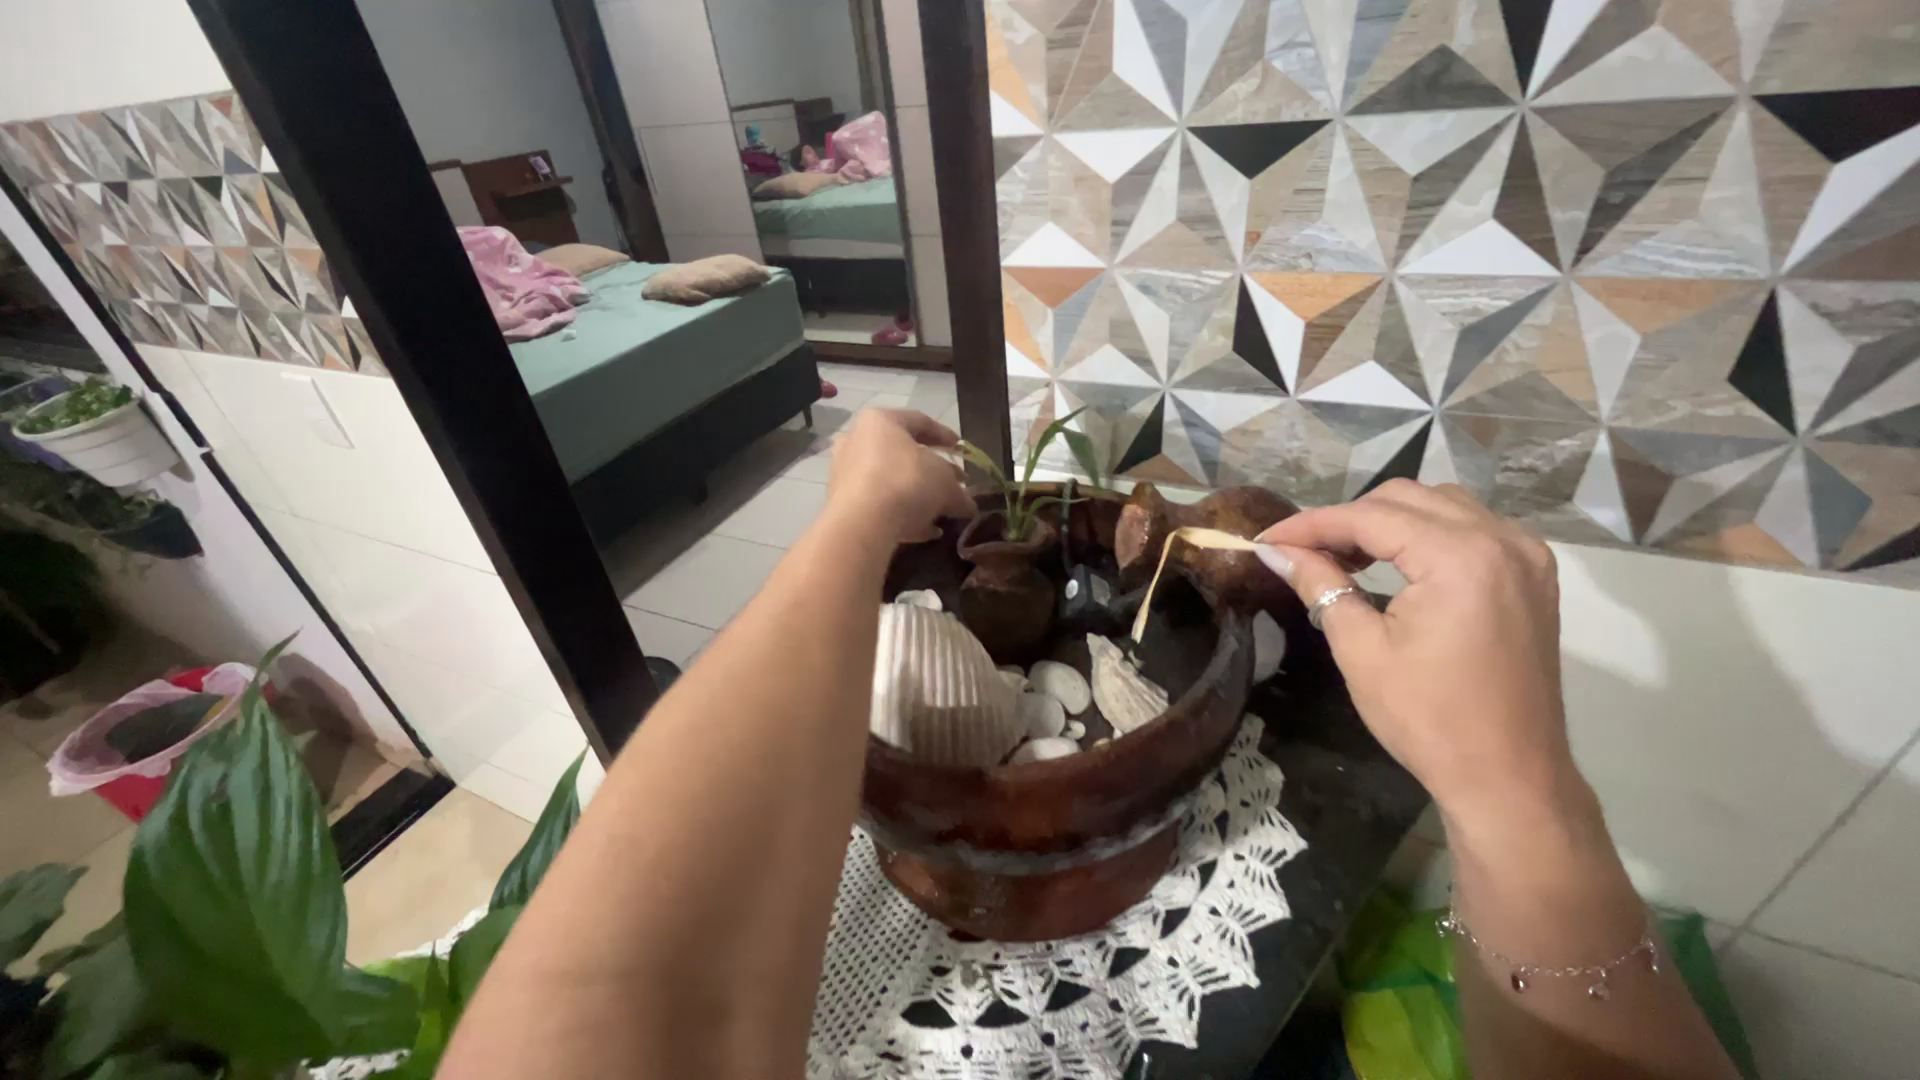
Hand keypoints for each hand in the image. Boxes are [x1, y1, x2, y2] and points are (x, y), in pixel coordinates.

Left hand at [826, 409, 974, 545]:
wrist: (861, 523)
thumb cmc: (906, 483)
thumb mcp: (945, 483)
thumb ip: (959, 491)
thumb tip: (968, 504)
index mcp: (880, 420)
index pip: (920, 420)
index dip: (945, 435)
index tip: (961, 450)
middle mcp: (857, 440)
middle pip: (901, 453)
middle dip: (930, 470)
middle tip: (952, 483)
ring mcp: (845, 472)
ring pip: (889, 480)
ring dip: (916, 495)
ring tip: (939, 511)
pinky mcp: (841, 502)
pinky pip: (879, 504)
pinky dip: (902, 514)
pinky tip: (924, 531)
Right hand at [1255, 481, 1577, 833]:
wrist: (1509, 775)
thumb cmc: (1428, 717)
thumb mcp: (1360, 649)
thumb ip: (1320, 585)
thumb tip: (1276, 551)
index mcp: (1460, 558)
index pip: (1368, 517)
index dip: (1309, 524)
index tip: (1265, 538)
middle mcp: (1501, 540)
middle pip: (1405, 498)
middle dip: (1345, 519)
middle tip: (1300, 551)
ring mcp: (1525, 554)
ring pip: (1438, 505)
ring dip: (1385, 521)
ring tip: (1342, 556)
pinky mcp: (1531, 573)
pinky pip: (1469, 527)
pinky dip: (1423, 533)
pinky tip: (1392, 562)